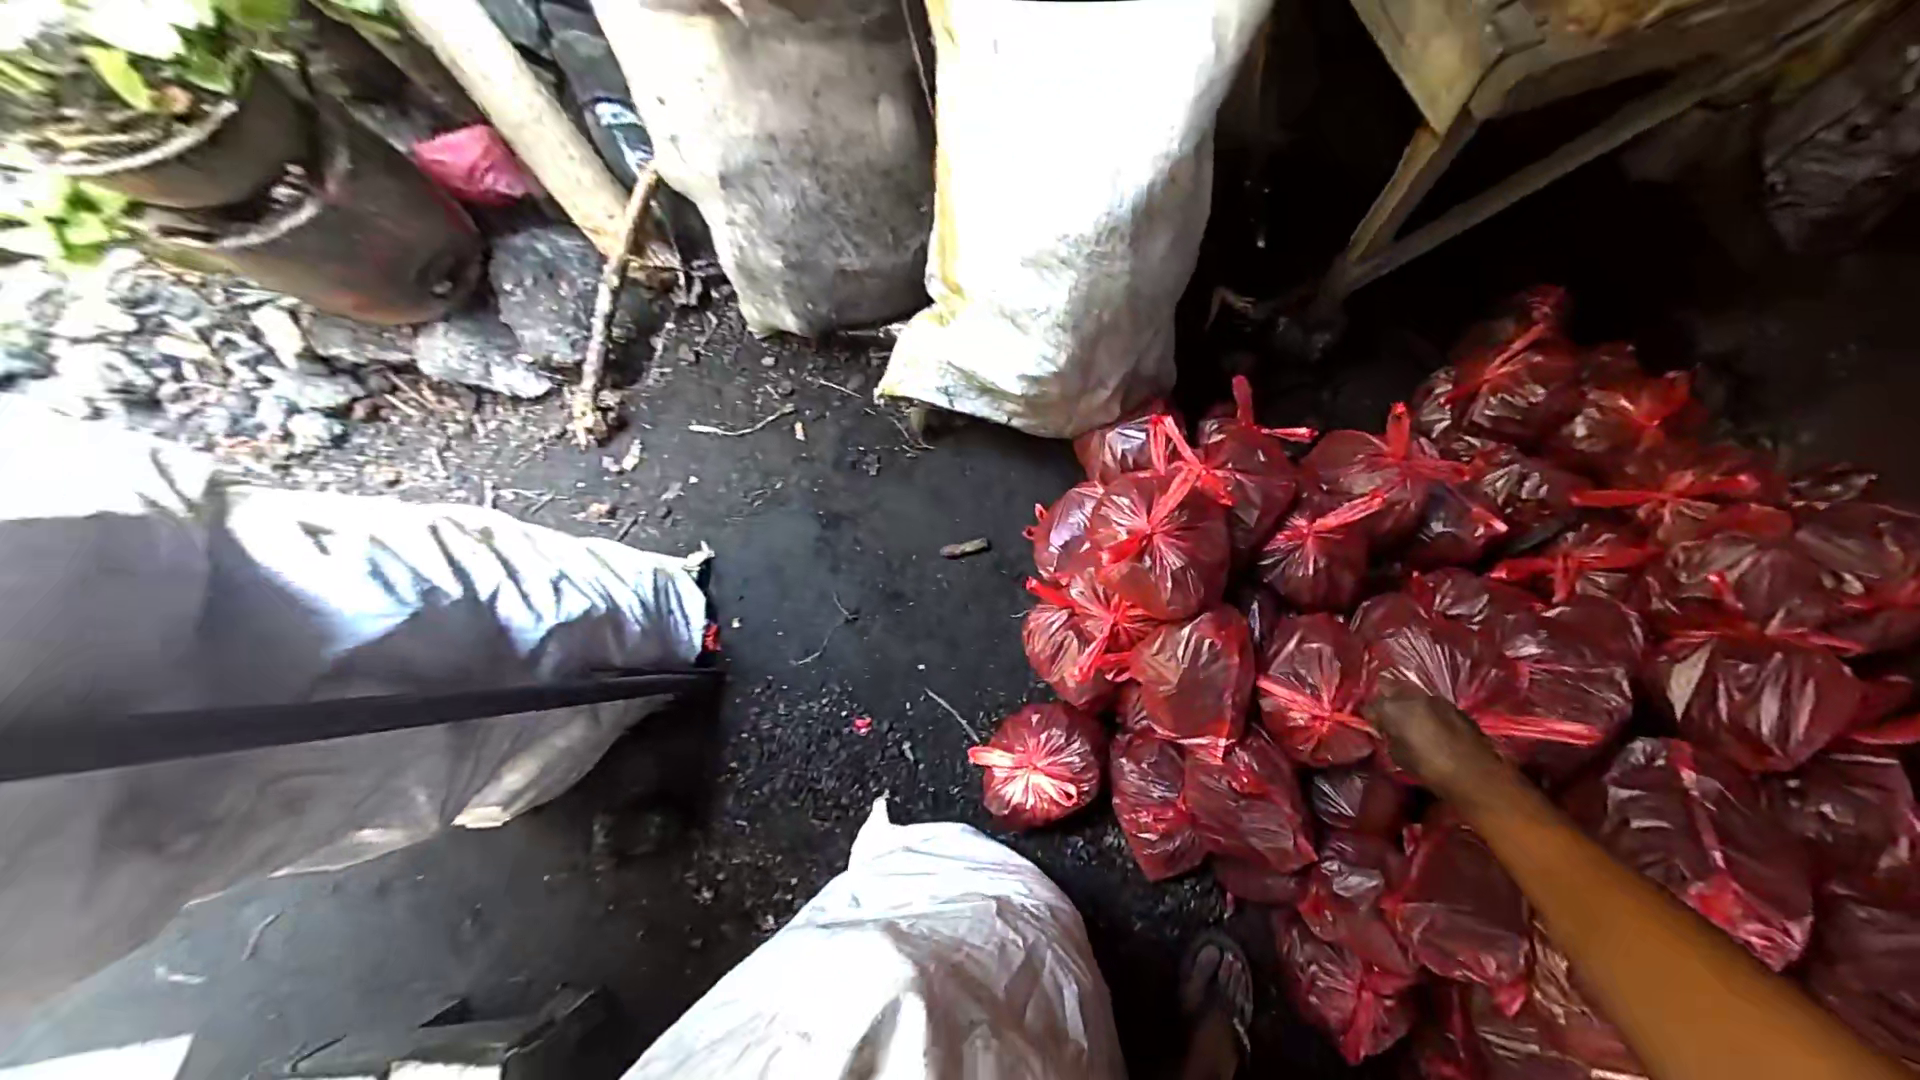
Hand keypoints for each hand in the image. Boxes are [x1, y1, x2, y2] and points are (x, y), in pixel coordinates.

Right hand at [1361, 686, 1510, 797]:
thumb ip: (1388, 736)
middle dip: (1386, 699)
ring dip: (1409, 704)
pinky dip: (1428, 712)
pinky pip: (1433, 705)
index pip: (1369, 705)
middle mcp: (1412, 696)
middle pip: (1390, 687)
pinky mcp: (1456, 708)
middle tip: (1388, 717)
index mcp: (1392, 707)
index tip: (1374, 727)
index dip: (1370, 716)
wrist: (1477, 776)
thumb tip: (1388, 731)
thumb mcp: (1396, 754)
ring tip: (1411, 722)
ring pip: (1413, 694)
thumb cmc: (1429, 768)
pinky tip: (1432, 728)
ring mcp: (1437, 699)